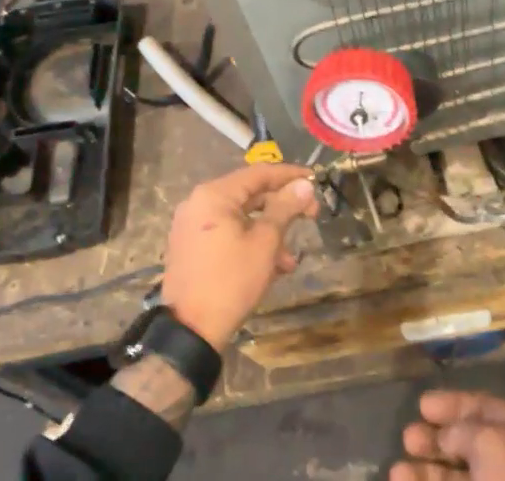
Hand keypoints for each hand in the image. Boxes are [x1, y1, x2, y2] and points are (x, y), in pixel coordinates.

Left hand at [162, 163, 316, 348]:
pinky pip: (227, 234)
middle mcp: (198, 203)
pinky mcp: (190, 248)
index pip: (259, 173)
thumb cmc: (230, 281)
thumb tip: (304, 186)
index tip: (315, 182)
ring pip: (240, 218)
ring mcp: (191, 227)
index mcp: (213, 195)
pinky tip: (270, 268)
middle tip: (311, 217)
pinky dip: (249, 243)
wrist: (189, 332)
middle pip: (249, 195)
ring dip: (269, 233)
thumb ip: (285, 209)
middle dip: (282, 209)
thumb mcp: (264, 243)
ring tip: (289, 260)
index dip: (290, 176)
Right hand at [392, 390, 504, 480]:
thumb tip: (445, 437)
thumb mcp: (490, 442)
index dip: (454, 404)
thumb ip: (462, 431)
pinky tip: (400, 480)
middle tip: (408, 438)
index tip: (422, 404)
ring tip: (397, 470)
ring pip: (453, 479)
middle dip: (435, 440)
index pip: (485, 411)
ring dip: (425, 472)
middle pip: (466, 445)